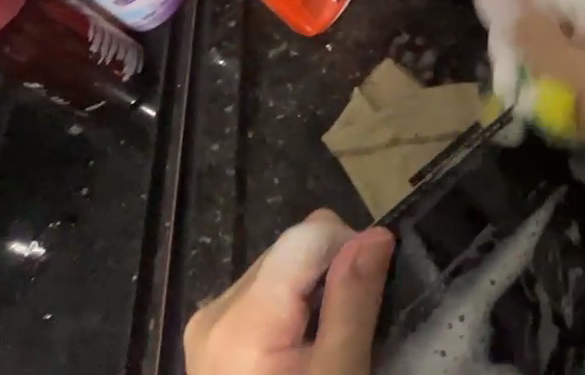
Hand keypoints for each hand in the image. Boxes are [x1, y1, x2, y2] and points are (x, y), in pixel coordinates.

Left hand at [184, 210, 394, 374]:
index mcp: (244, 318)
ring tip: (325, 345)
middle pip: (295, 247)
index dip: (351, 249)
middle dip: (333, 272)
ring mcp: (208, 325)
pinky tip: (302, 352)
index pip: (311, 232)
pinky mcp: (210, 339)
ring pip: (283, 266)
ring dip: (315, 290)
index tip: (371, 295)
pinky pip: (266, 292)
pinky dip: (294, 307)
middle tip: (350, 329)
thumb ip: (354, 302)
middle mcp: (217, 309)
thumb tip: (376, 233)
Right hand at [479, 0, 584, 194]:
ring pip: (566, 27)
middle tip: (506, 79)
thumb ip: (529, 33)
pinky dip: (565, 65)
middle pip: (553, 4)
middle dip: (525, 38)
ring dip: (542, 56)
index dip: (508, 11)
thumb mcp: (571, 76)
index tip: (490, 48)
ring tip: (524, 90)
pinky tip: (553, 93)